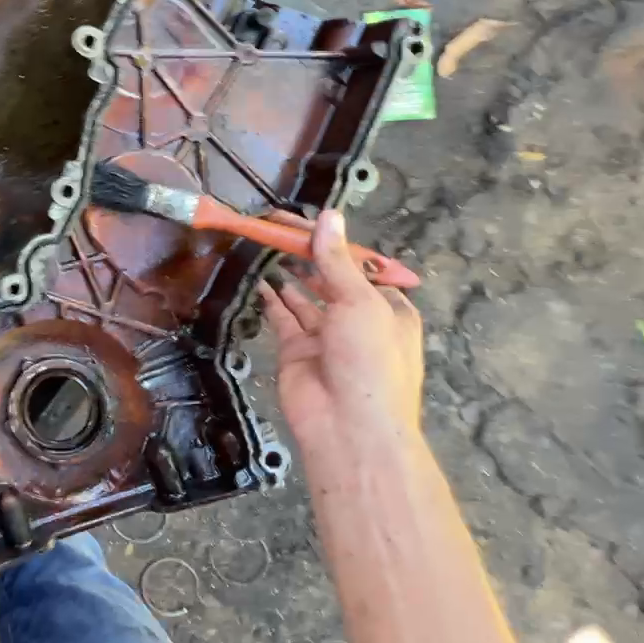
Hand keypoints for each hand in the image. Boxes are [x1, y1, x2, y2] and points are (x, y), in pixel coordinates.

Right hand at [260, 211, 424, 459]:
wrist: (348, 425)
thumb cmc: (370, 360)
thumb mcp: (361, 303)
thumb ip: (337, 260)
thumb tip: (328, 216)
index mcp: (389, 308)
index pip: (359, 264)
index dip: (331, 241)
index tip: (299, 219)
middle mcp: (359, 319)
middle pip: (329, 277)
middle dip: (305, 254)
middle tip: (271, 228)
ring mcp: (327, 335)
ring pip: (304, 295)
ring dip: (286, 272)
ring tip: (259, 245)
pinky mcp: (298, 349)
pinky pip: (282, 316)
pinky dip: (269, 297)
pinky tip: (254, 277)